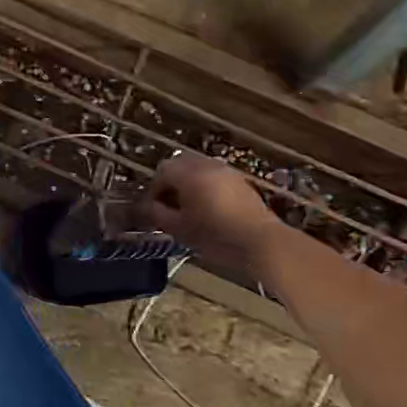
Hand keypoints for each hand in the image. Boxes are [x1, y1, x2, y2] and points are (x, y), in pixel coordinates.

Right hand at [142, 154, 282, 273]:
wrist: (261, 243)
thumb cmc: (215, 237)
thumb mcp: (178, 228)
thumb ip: (157, 213)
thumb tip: (146, 205)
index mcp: (189, 175)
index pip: (162, 170)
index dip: (154, 189)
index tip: (155, 209)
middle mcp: (208, 166)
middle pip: (179, 164)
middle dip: (170, 182)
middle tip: (169, 206)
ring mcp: (227, 172)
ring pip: (198, 168)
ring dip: (187, 183)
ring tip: (188, 208)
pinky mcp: (240, 181)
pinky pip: (214, 176)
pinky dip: (204, 185)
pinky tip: (207, 208)